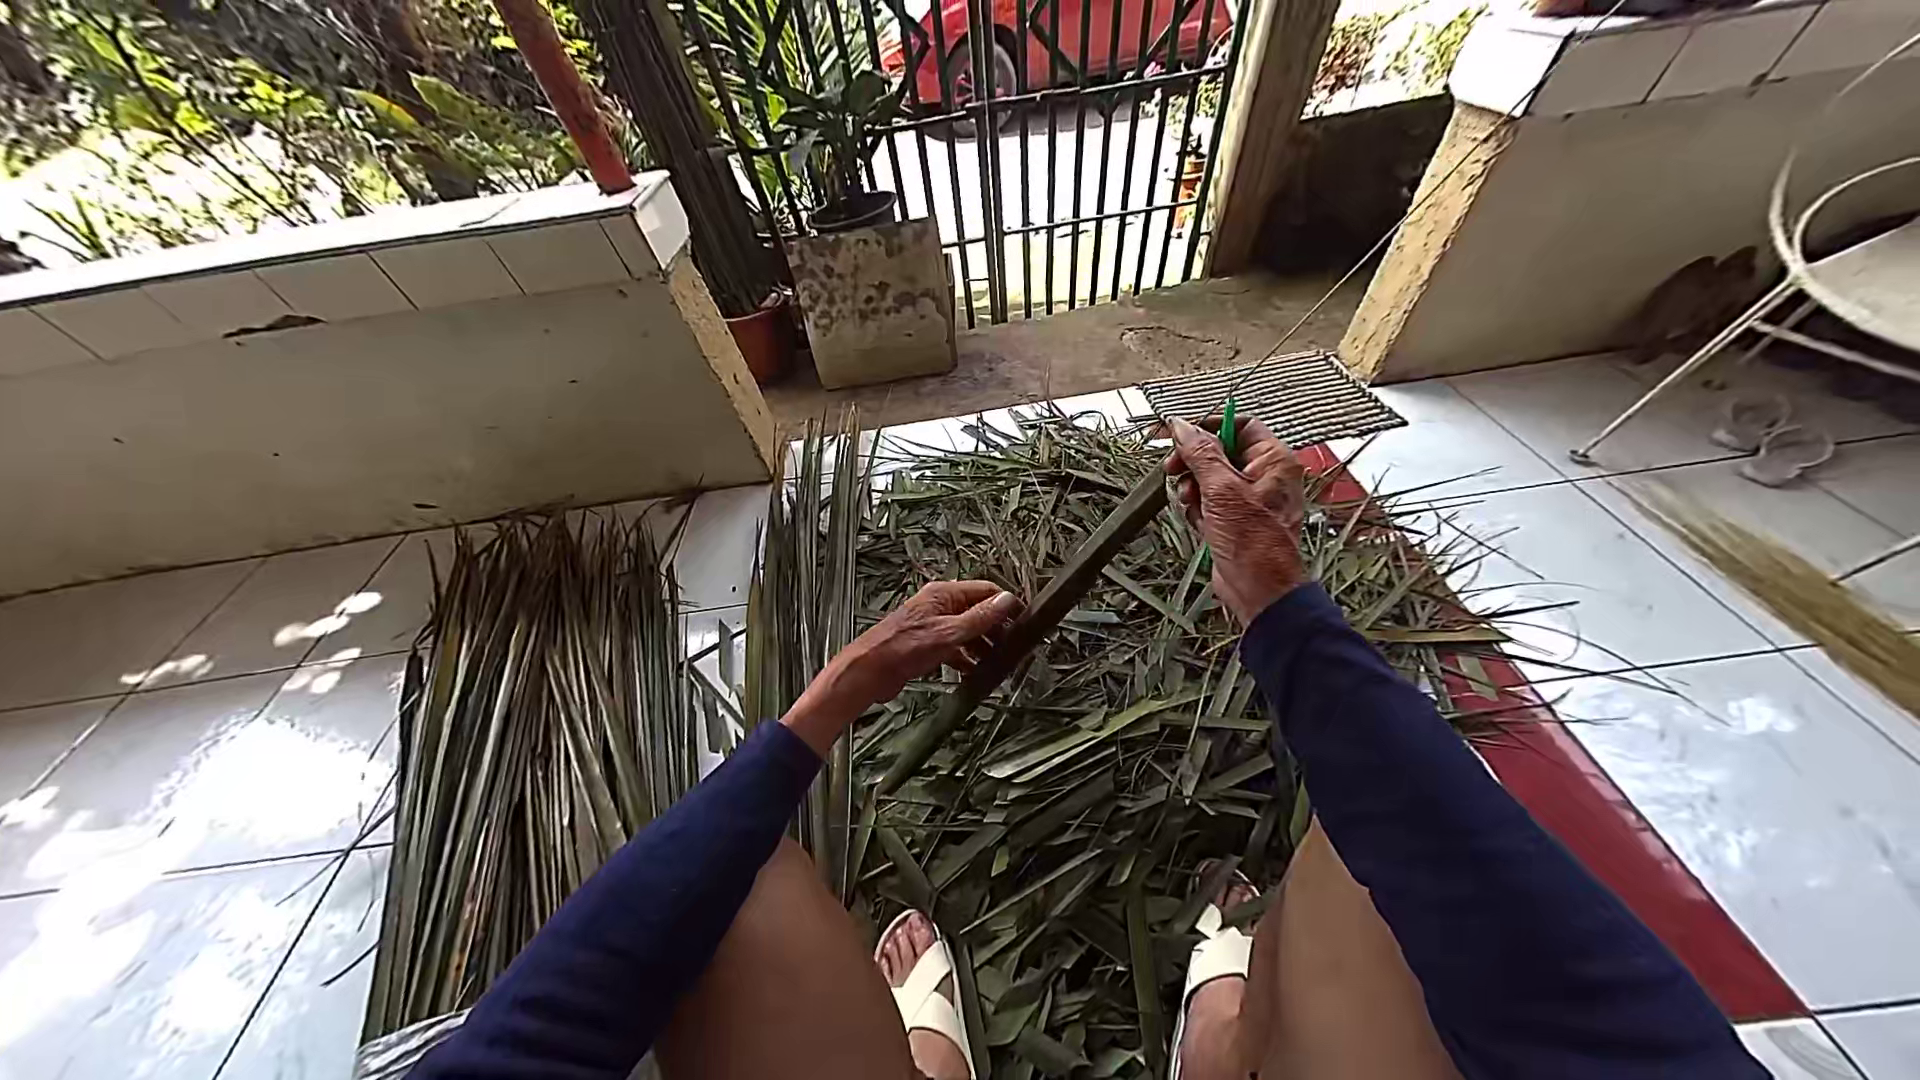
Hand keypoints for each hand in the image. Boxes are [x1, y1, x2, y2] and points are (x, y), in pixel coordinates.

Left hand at [783, 581, 1022, 755]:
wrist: (869, 671)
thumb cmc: (901, 647)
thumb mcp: (949, 633)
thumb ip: (980, 618)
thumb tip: (1007, 601)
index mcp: (944, 594)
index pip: (985, 590)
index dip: (1006, 605)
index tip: (1024, 620)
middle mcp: (939, 606)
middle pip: (979, 611)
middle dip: (997, 628)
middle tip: (1013, 647)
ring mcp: (934, 626)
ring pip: (968, 632)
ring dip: (984, 646)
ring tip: (999, 663)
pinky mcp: (928, 646)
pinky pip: (956, 648)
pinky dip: (967, 659)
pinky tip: (976, 672)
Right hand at [1163, 415, 1308, 625]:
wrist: (1258, 589)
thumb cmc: (1254, 543)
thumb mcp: (1221, 490)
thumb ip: (1200, 454)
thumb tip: (1182, 427)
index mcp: (1273, 461)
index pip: (1239, 425)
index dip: (1208, 427)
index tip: (1179, 434)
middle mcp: (1264, 477)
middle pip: (1219, 452)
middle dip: (1193, 463)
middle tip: (1174, 469)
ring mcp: (1249, 499)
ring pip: (1209, 478)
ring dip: (1193, 488)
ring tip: (1192, 503)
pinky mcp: (1234, 519)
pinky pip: (1207, 501)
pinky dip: (1197, 509)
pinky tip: (1200, 522)